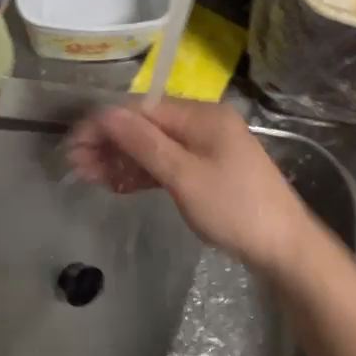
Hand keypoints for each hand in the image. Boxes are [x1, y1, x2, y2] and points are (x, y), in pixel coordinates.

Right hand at [67, 99, 315, 272]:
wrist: (282, 246)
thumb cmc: (234, 209)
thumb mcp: (184, 176)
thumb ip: (144, 144)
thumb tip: (106, 114)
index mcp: (202, 116)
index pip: (142, 109)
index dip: (105, 125)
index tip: (73, 146)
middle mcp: (204, 125)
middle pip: (147, 127)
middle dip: (110, 143)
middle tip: (75, 166)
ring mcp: (207, 149)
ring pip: (154, 148)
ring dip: (122, 160)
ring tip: (88, 176)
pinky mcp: (208, 173)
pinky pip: (168, 165)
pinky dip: (143, 174)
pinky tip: (118, 185)